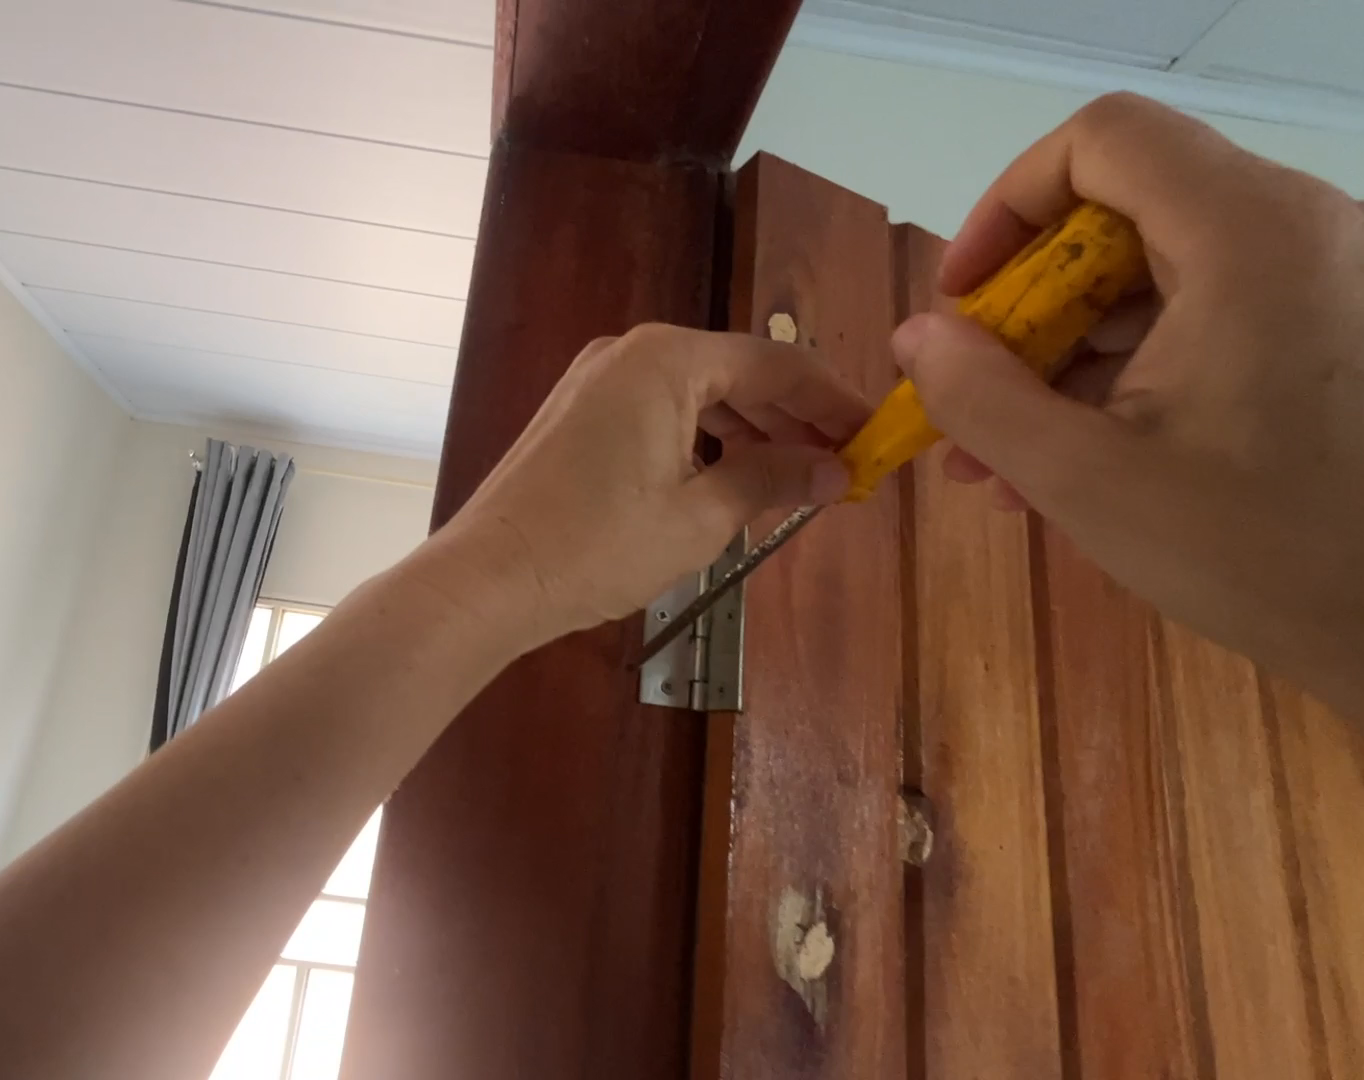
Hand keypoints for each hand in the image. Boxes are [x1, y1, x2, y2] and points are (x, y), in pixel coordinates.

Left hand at [414, 324, 870, 649]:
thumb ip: (772, 479)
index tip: (874, 435)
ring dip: (745, 434)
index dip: (831, 401)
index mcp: (664, 359)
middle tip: (840, 465)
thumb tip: (837, 470)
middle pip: (733, 375)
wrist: (489, 578)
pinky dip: (698, 443)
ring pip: (693, 397)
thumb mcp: (698, 518)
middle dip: (789, 420)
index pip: (773, 365)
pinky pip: (656, 416)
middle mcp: (628, 354)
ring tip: (792, 478)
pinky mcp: (576, 416)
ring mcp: (594, 383)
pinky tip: (727, 478)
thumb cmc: (597, 546)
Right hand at [892, 93, 1363, 796]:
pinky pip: (1196, 322)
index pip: (1100, 143)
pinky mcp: (1337, 331)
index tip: (960, 301)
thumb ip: (975, 394)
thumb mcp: (1077, 475)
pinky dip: (1117, 375)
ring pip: (1148, 281)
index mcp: (1252, 238)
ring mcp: (1330, 281)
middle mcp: (1305, 231)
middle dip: (1020, 311)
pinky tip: (1070, 456)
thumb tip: (915, 336)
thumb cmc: (1254, 551)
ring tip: (1000, 456)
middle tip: (969, 400)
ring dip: (1056, 359)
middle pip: (1116, 220)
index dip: (1004, 208)